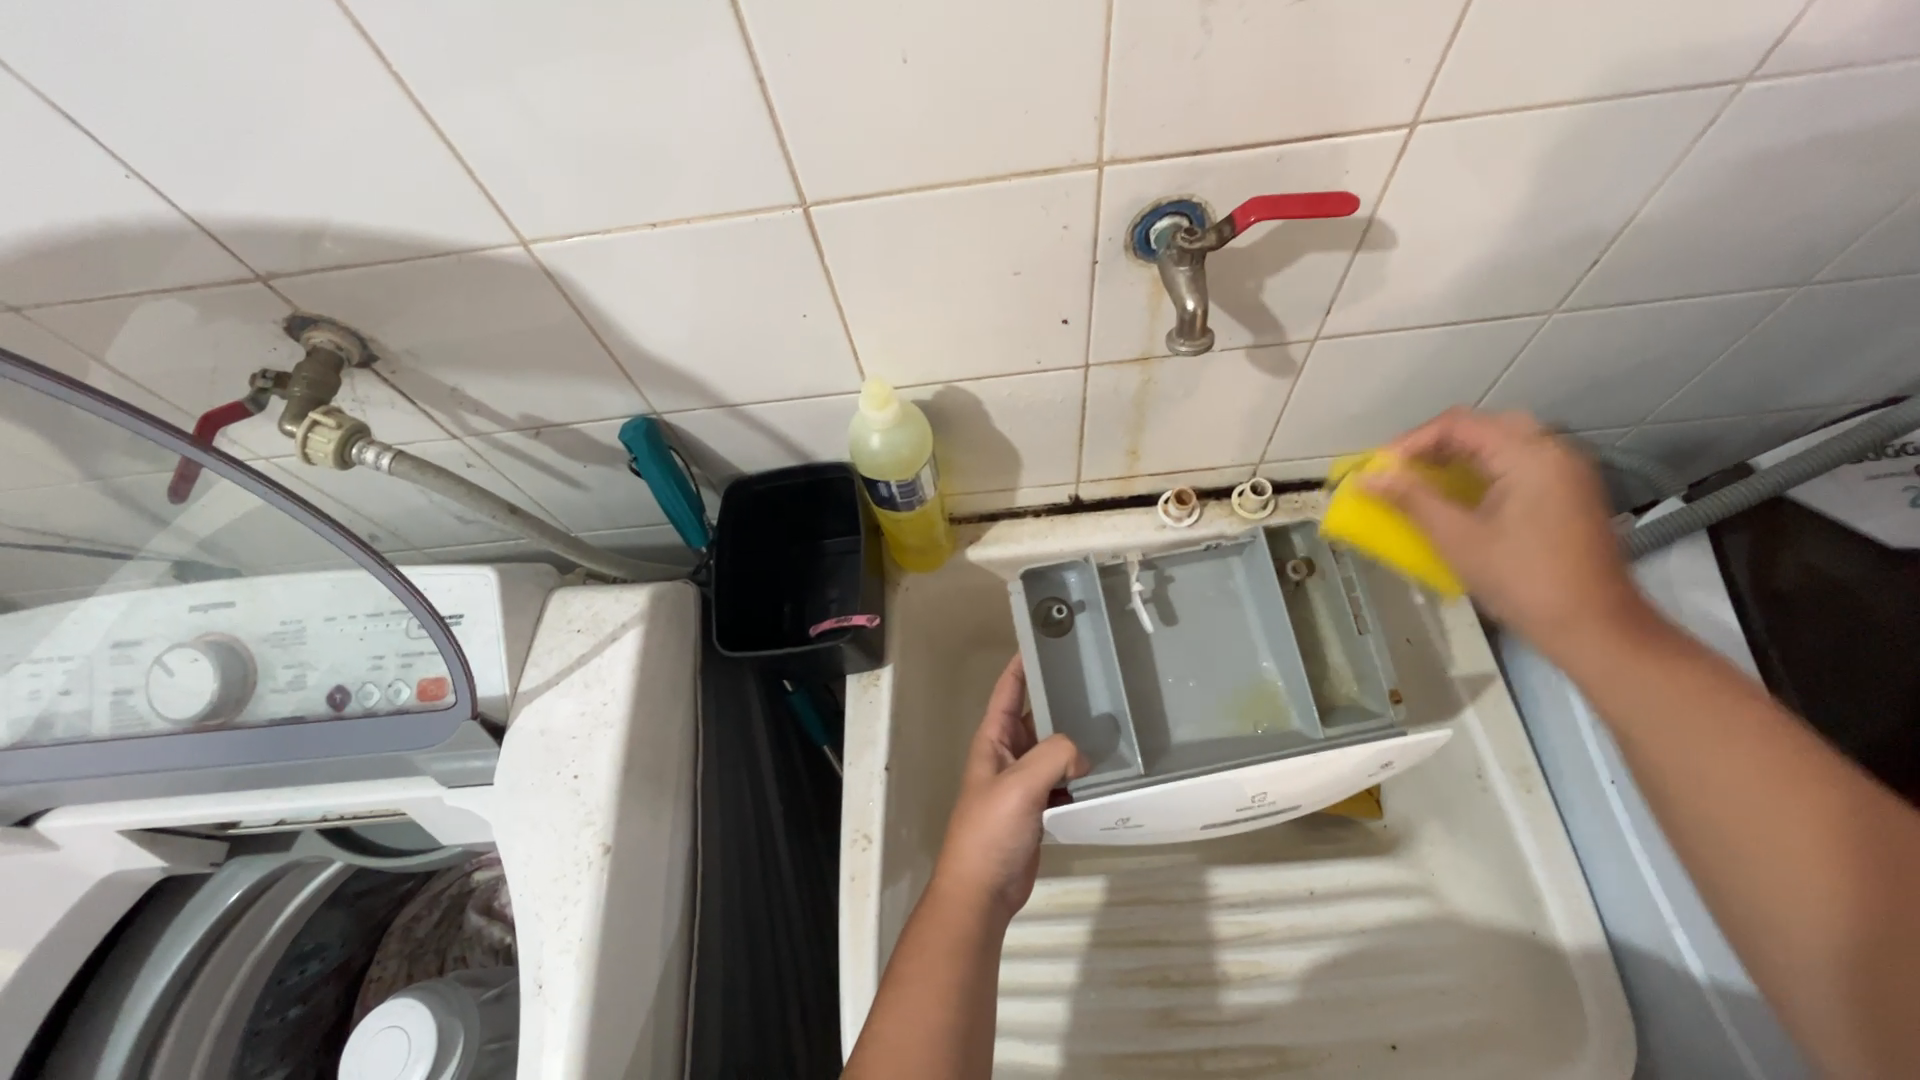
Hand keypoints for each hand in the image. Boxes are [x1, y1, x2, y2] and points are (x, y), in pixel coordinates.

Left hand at [932, 655, 1088, 923]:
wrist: (982, 890)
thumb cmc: (990, 830)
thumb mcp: (1020, 784)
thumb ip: (1053, 757)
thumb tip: (1083, 754)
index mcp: (993, 740)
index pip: (1007, 690)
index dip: (1022, 663)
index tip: (1046, 637)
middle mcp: (1007, 755)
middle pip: (1036, 717)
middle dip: (1060, 699)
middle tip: (1097, 679)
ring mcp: (1023, 783)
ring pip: (1053, 750)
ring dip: (1075, 739)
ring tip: (1112, 720)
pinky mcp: (1038, 809)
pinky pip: (1063, 781)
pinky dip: (1081, 776)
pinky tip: (1106, 771)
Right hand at [1362, 408, 1653, 657]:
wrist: (1593, 625)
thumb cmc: (1522, 580)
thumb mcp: (1457, 538)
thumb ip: (1411, 499)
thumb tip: (1366, 478)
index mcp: (1529, 455)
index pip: (1458, 424)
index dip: (1411, 442)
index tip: (1380, 470)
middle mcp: (1554, 451)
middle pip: (1483, 427)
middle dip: (1435, 445)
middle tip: (1400, 471)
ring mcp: (1567, 472)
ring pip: (1503, 443)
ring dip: (1459, 457)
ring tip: (1422, 482)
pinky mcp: (1569, 493)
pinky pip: (1520, 464)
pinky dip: (1483, 470)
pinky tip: (1460, 496)